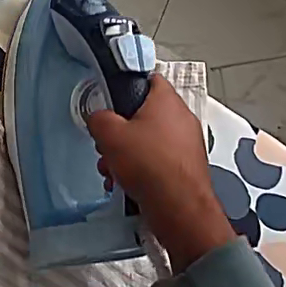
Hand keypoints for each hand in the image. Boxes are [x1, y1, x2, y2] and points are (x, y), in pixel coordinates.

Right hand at [86, 73, 233, 267]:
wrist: (178, 207)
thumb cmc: (151, 166)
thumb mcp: (109, 134)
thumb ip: (98, 118)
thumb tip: (99, 119)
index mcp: (167, 101)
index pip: (148, 79)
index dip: (128, 86)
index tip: (114, 97)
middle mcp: (182, 119)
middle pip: (144, 115)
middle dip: (121, 131)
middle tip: (109, 142)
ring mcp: (186, 144)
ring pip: (149, 141)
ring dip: (127, 153)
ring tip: (114, 169)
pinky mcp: (185, 167)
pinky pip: (157, 161)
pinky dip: (140, 169)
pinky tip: (126, 183)